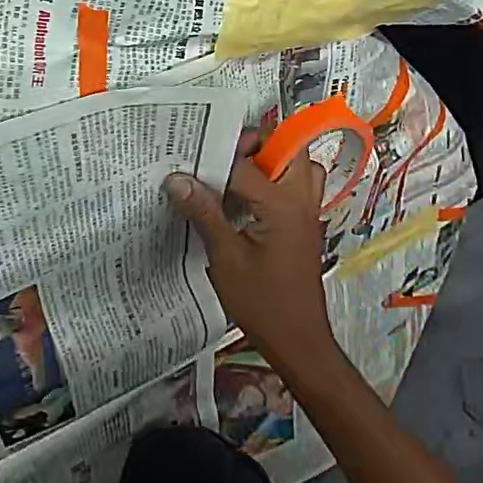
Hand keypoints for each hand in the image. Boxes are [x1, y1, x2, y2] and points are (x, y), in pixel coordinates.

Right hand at [165, 137, 348, 394]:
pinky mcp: (304, 224)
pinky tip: (244, 197)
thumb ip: (204, 211)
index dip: (213, 159)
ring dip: (270, 159)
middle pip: (288, 148)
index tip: (187, 157)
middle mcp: (301, 200)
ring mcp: (307, 211)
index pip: (245, 163)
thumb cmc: (262, 301)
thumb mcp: (225, 256)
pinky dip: (275, 179)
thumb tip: (176, 178)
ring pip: (299, 165)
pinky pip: (297, 184)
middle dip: (254, 143)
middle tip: (220, 155)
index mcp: (282, 204)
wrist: (297, 340)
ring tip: (235, 171)